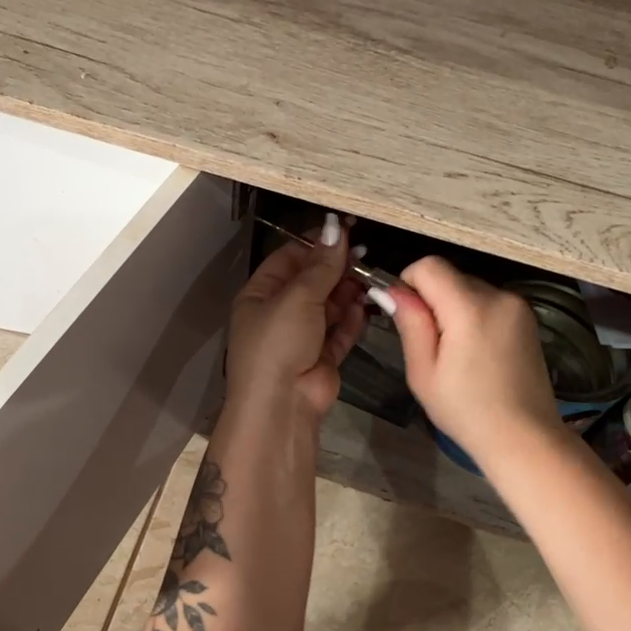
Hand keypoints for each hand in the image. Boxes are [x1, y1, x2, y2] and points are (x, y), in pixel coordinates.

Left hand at [228, 220, 366, 418]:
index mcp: (260, 295)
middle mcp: (278, 314)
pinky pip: (340, 332)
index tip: (347, 230)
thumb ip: (321, 265)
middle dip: (337, 269)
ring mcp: (301, 338)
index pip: (289, 258)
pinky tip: (365, 307)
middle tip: (365, 255)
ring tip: (370, 279)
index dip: (316, 244)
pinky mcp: (322, 358)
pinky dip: (352, 320)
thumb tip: (338, 227)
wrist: (281, 403)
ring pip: (329, 307)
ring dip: (348, 293)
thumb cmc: (278, 342)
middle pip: (312, 282)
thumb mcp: (298, 296)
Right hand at [388, 256, 559, 462]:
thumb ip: (410, 324)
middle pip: (451, 277)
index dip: (409, 283)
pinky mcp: (528, 319)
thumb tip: (393, 290)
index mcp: (470, 308)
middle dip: (432, 300)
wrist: (525, 437)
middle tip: (430, 346)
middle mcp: (499, 296)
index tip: (405, 315)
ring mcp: (518, 306)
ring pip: (470, 290)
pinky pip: (489, 303)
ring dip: (453, 310)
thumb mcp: (423, 373)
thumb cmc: (467, 411)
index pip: (429, 266)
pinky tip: (476, 354)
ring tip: (456, 355)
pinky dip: (474, 318)